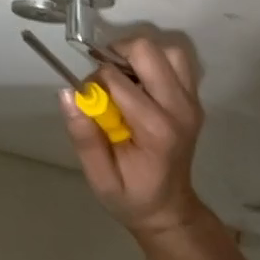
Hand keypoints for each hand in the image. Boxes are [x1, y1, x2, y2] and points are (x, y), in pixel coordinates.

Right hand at [62, 36, 207, 234]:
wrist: (170, 208)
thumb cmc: (132, 194)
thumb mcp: (100, 178)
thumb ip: (84, 138)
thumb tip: (67, 93)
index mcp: (157, 130)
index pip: (118, 79)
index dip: (95, 82)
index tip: (89, 101)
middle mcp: (179, 109)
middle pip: (148, 52)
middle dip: (116, 54)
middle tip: (103, 77)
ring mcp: (191, 102)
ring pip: (167, 51)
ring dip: (138, 54)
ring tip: (122, 75)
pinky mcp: (192, 98)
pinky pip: (176, 62)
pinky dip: (154, 61)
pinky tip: (138, 81)